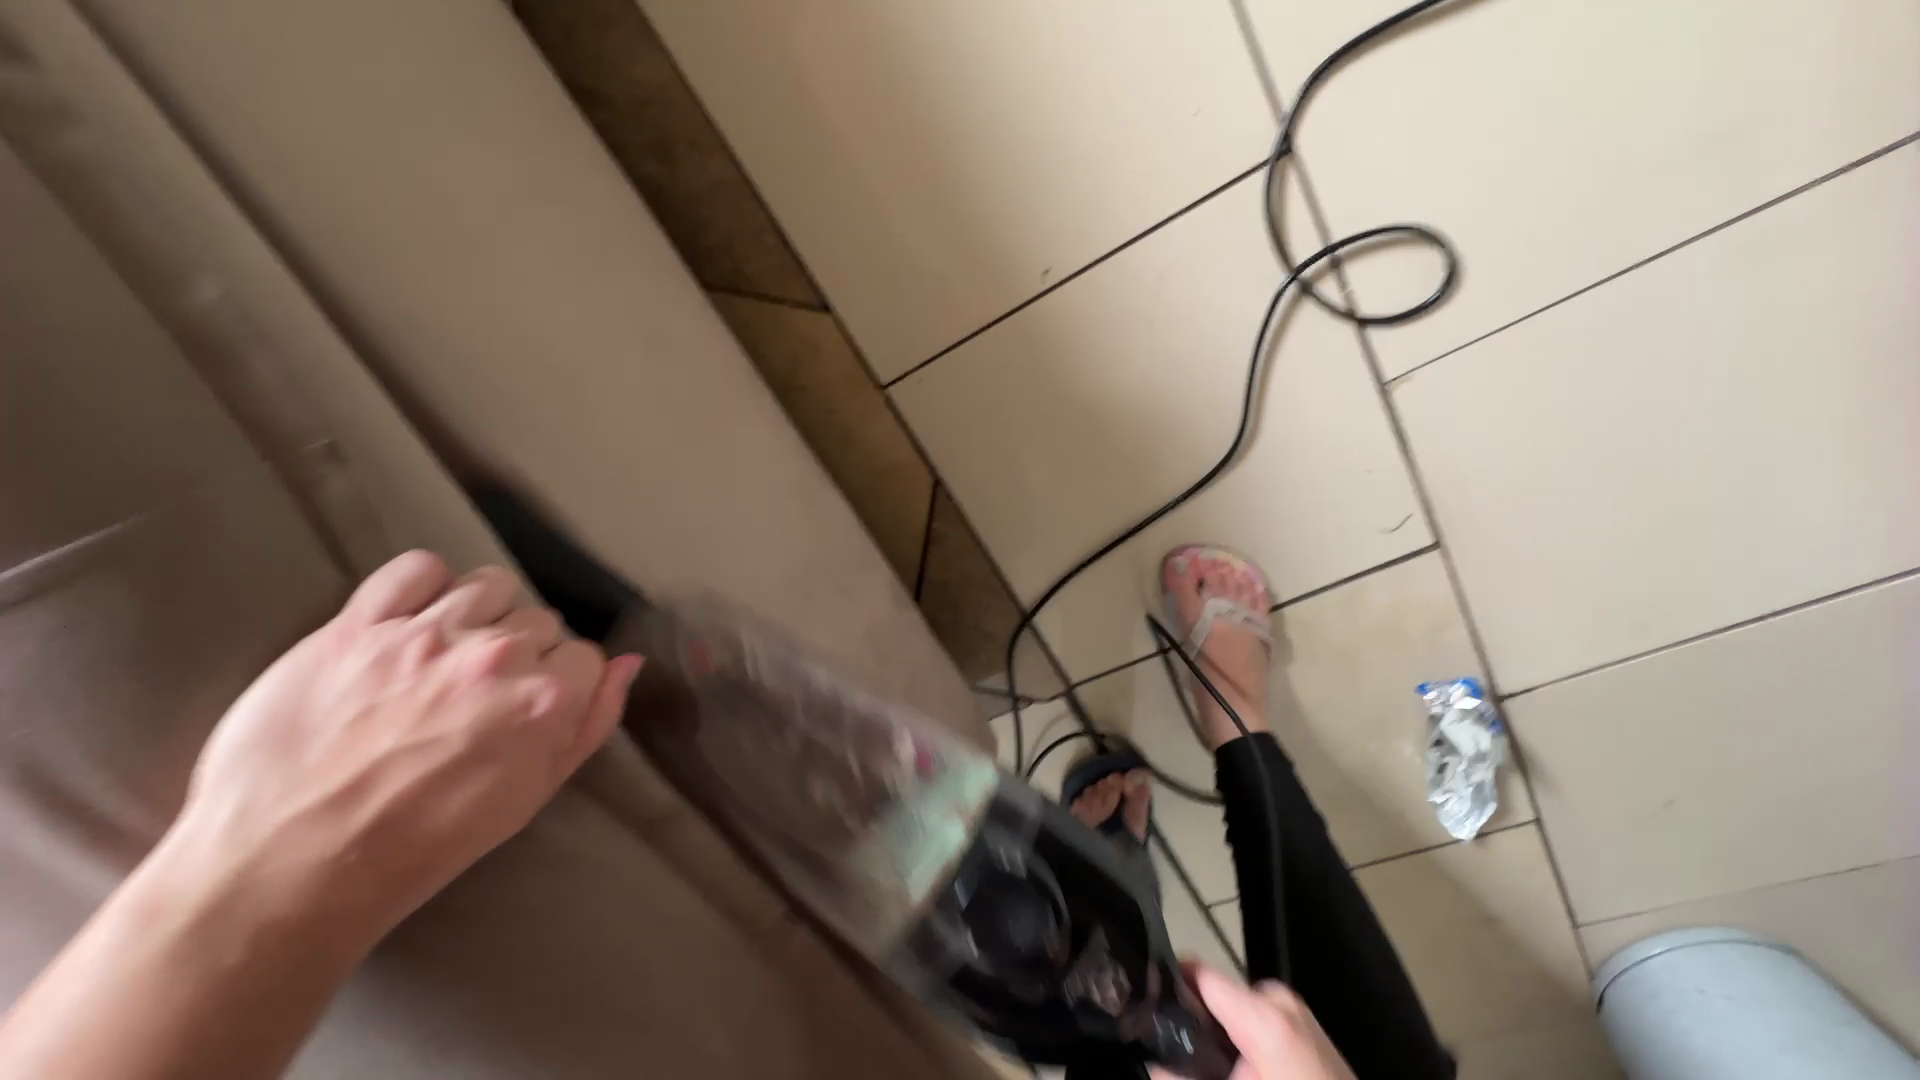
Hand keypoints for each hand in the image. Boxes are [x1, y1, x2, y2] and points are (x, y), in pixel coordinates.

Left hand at [167, 550, 641, 950]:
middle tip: (486, 693)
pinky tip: (416, 618)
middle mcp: (497, 656)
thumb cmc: (424, 843)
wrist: (291, 864)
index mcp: (546, 700)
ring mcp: (425, 634)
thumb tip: (627, 665)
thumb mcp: (533, 795)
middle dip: (525, 652)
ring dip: (486, 614)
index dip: (563, 682)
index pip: (585, 656)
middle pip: (541, 621)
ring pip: (490, 586)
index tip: (533, 706)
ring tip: (453, 652)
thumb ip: (592, 722)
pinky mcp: (359, 624)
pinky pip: (416, 568)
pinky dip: (426, 584)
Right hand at [1157, 967, 1356, 1079]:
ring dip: (1218, 1039)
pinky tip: (1238, 1071)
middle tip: (1177, 1056)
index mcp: (1263, 1015)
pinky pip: (1261, 1027)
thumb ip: (1182, 1079)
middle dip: (1192, 1024)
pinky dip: (1243, 1047)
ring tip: (1208, 1068)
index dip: (1165, 985)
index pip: (1198, 973)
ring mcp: (1300, 1018)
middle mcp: (1281, 1004)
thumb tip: (1152, 1067)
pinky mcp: (1309, 1036)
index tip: (1142, 1004)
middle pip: (1216, 997)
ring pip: (1237, 1015)